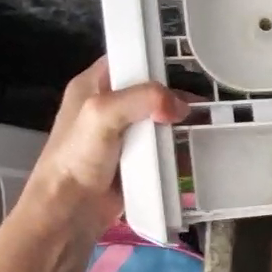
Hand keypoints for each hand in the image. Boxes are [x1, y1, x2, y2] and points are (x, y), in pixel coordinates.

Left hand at [26, 57, 187, 229]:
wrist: (70, 212)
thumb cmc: (76, 159)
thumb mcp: (103, 114)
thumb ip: (141, 98)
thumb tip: (180, 106)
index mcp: (93, 85)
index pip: (128, 59)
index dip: (153, 61)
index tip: (179, 73)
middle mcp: (109, 106)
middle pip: (150, 92)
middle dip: (173, 99)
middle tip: (195, 108)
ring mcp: (123, 136)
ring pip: (159, 122)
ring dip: (177, 128)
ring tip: (201, 131)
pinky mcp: (135, 161)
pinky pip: (162, 150)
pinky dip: (175, 152)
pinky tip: (188, 155)